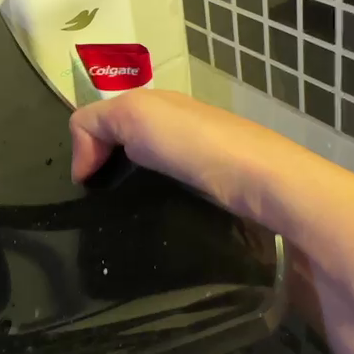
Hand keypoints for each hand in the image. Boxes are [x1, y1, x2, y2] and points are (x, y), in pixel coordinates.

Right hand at [69, 90, 302, 221]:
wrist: (272, 192)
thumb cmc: (199, 146)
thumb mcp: (134, 114)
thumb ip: (93, 124)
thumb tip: (81, 169)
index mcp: (161, 113)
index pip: (108, 126)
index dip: (87, 149)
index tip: (82, 185)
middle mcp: (180, 141)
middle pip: (125, 159)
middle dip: (105, 181)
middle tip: (94, 212)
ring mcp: (201, 178)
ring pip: (145, 191)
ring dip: (128, 208)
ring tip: (117, 233)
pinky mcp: (215, 212)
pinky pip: (169, 214)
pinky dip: (153, 225)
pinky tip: (149, 240)